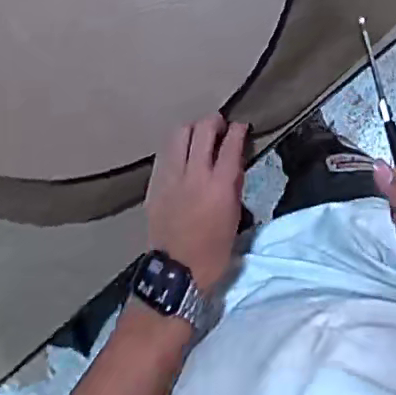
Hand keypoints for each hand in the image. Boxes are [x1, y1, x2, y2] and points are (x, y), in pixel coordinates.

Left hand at [144, 113, 247, 290]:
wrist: (176, 272)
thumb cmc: (214, 250)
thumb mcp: (234, 217)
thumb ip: (234, 185)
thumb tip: (234, 161)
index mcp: (219, 185)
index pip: (230, 144)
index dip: (237, 130)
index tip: (240, 126)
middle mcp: (195, 174)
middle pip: (203, 130)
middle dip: (214, 121)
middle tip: (219, 125)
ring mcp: (171, 177)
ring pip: (179, 134)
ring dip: (192, 129)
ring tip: (198, 135)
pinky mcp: (155, 184)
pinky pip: (165, 153)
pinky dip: (176, 147)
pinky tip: (181, 153)